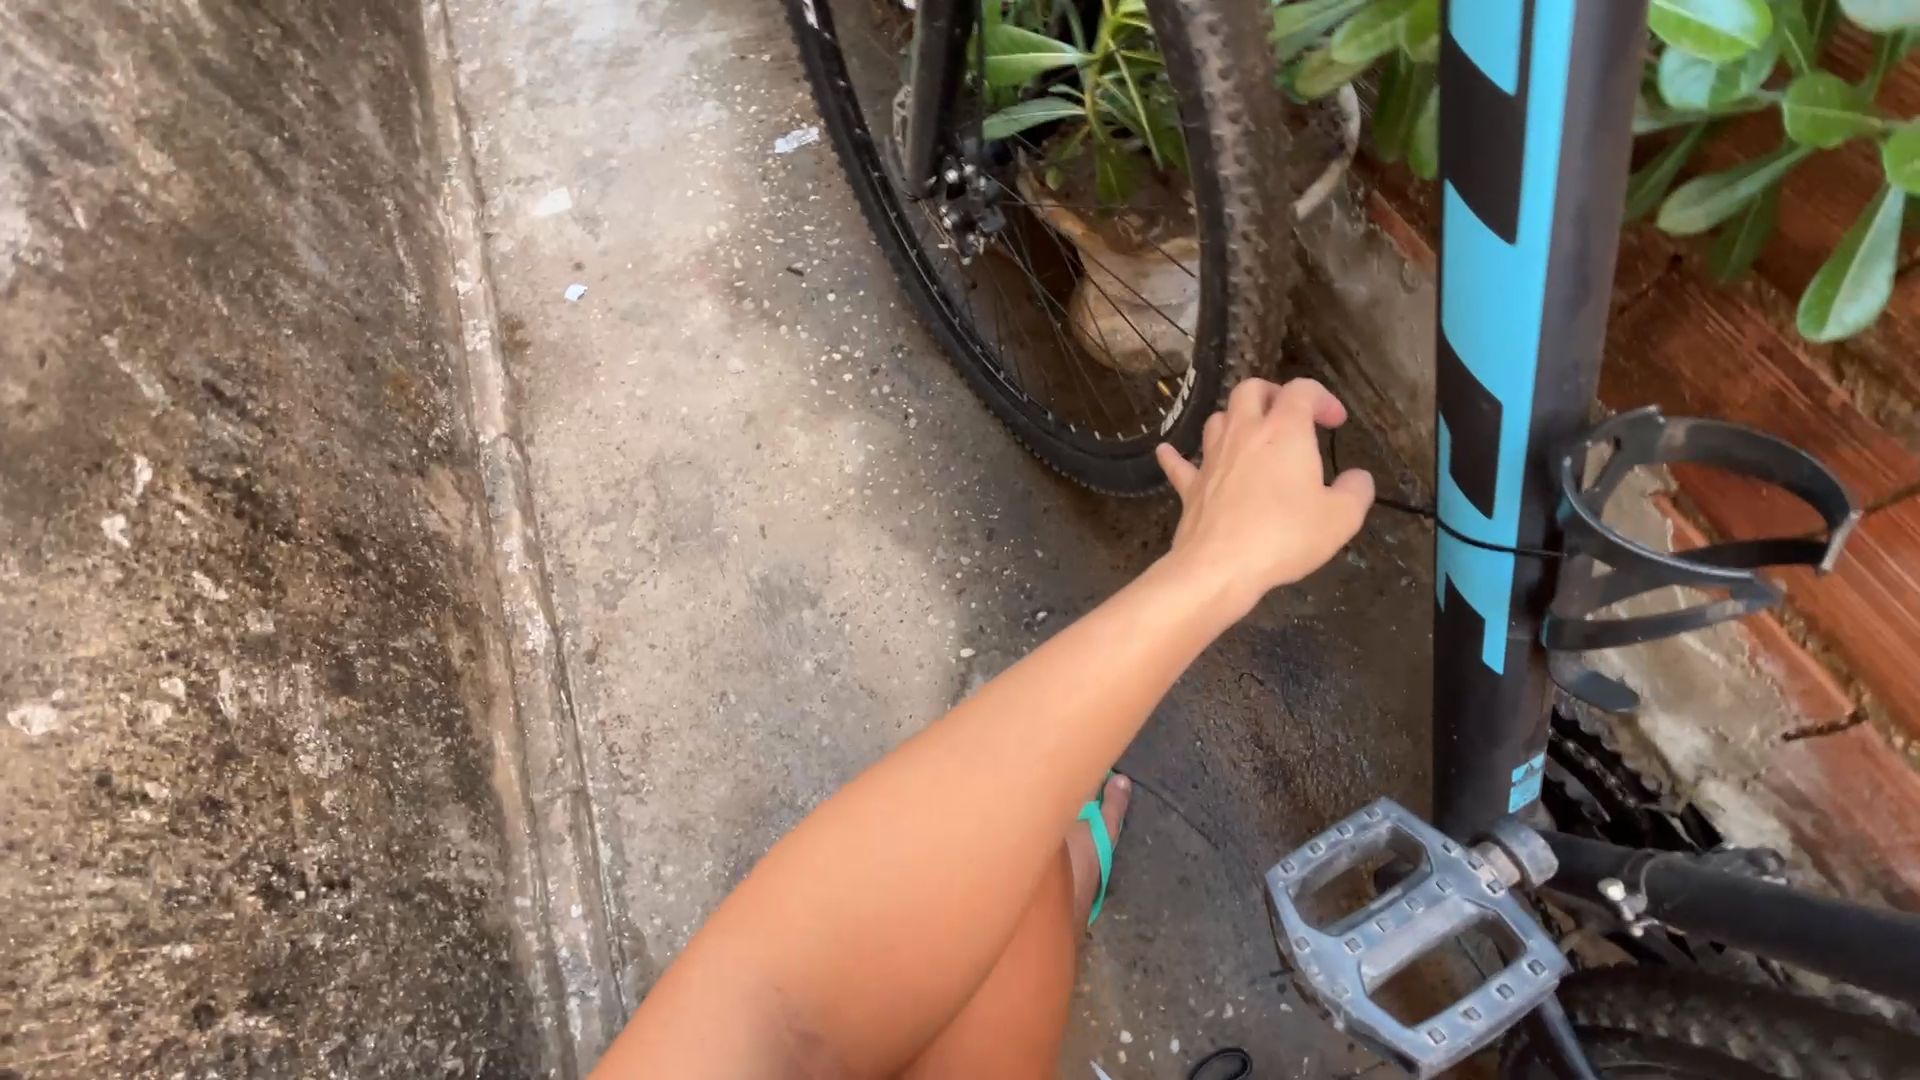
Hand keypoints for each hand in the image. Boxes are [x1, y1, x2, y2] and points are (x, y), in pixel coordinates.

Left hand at [1154, 378, 1374, 612]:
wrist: (1220, 565)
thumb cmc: (1284, 536)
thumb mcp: (1341, 517)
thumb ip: (1355, 491)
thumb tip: (1357, 478)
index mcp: (1284, 432)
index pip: (1301, 390)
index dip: (1322, 397)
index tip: (1335, 421)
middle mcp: (1243, 434)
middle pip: (1249, 391)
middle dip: (1270, 393)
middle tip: (1287, 415)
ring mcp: (1211, 459)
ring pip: (1216, 420)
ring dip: (1233, 420)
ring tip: (1248, 435)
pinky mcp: (1190, 487)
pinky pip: (1178, 464)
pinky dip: (1175, 456)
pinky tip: (1166, 451)